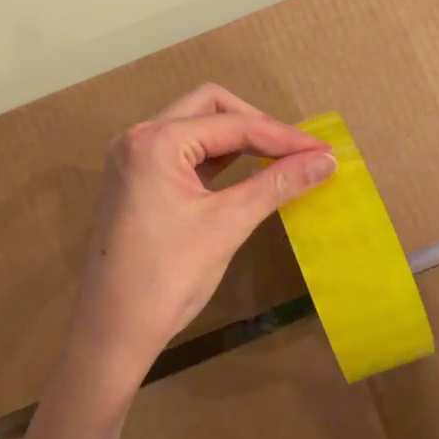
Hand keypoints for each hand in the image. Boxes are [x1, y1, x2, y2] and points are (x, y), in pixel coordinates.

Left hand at [69, 85, 336, 377]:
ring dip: (236, 139)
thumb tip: (325, 161)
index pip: (232, 124)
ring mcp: (132, 159)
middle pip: (208, 108)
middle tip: (296, 151)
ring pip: (194, 128)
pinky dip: (215, 158)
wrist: (113, 329)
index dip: (283, 137)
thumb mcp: (227, 225)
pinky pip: (181, 154)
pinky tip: (246, 173)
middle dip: (256, 124)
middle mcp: (138, 138)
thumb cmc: (167, 277)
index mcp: (155, 141)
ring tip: (279, 160)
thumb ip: (276, 185)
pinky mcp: (135, 182)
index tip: (324, 151)